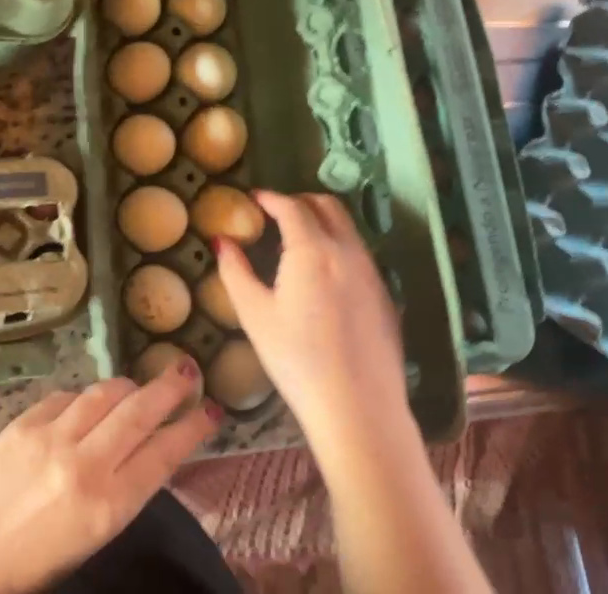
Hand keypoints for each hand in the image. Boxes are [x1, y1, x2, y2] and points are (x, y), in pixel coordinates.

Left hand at [0, 360, 214, 593]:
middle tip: (188, 371)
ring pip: (102, 395)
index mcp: (110, 504)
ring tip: (142, 385)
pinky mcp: (23, 423)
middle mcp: (84, 464)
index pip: (162, 454)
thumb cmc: (43, 555)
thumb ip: (126, 488)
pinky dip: (84, 397)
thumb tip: (150, 445)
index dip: (190, 428)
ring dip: (128, 386)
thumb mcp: (99, 532)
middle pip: (137, 413)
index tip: (211, 411)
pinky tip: (91, 402)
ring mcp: (51, 438)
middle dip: (168, 389)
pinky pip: (65, 397)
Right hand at [216, 191, 410, 455]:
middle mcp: (348, 252)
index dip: (270, 198)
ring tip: (295, 242)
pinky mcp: (385, 297)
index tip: (253, 198)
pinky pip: (360, 255)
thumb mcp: (254, 315)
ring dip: (321, 222)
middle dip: (299, 202)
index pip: (292, 206)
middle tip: (275, 214)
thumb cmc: (296, 359)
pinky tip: (321, 277)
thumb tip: (222, 242)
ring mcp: (372, 274)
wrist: (358, 409)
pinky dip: (338, 247)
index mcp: (313, 250)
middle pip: (328, 206)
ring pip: (348, 229)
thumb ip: (234, 271)